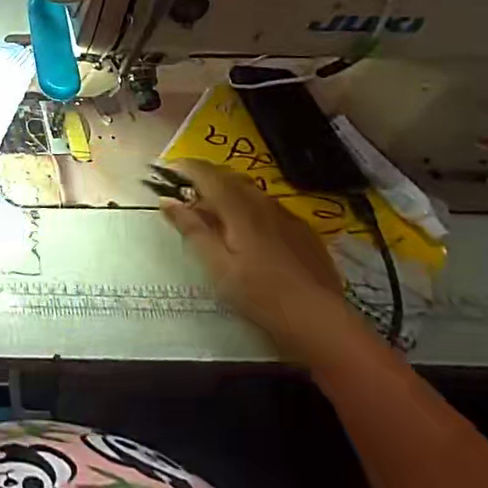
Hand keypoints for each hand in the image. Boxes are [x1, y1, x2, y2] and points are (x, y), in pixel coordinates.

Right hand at [159, 159, 355, 352]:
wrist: (320, 321)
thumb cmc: (260, 295)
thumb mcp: (217, 266)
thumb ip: (192, 230)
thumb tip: (167, 201)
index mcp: (238, 208)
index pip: (207, 174)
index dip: (185, 167)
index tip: (167, 169)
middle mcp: (263, 203)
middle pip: (230, 177)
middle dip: (206, 179)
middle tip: (187, 195)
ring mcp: (287, 216)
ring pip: (252, 191)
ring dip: (228, 193)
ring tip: (215, 214)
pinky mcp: (304, 232)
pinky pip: (270, 208)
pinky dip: (251, 208)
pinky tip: (250, 233)